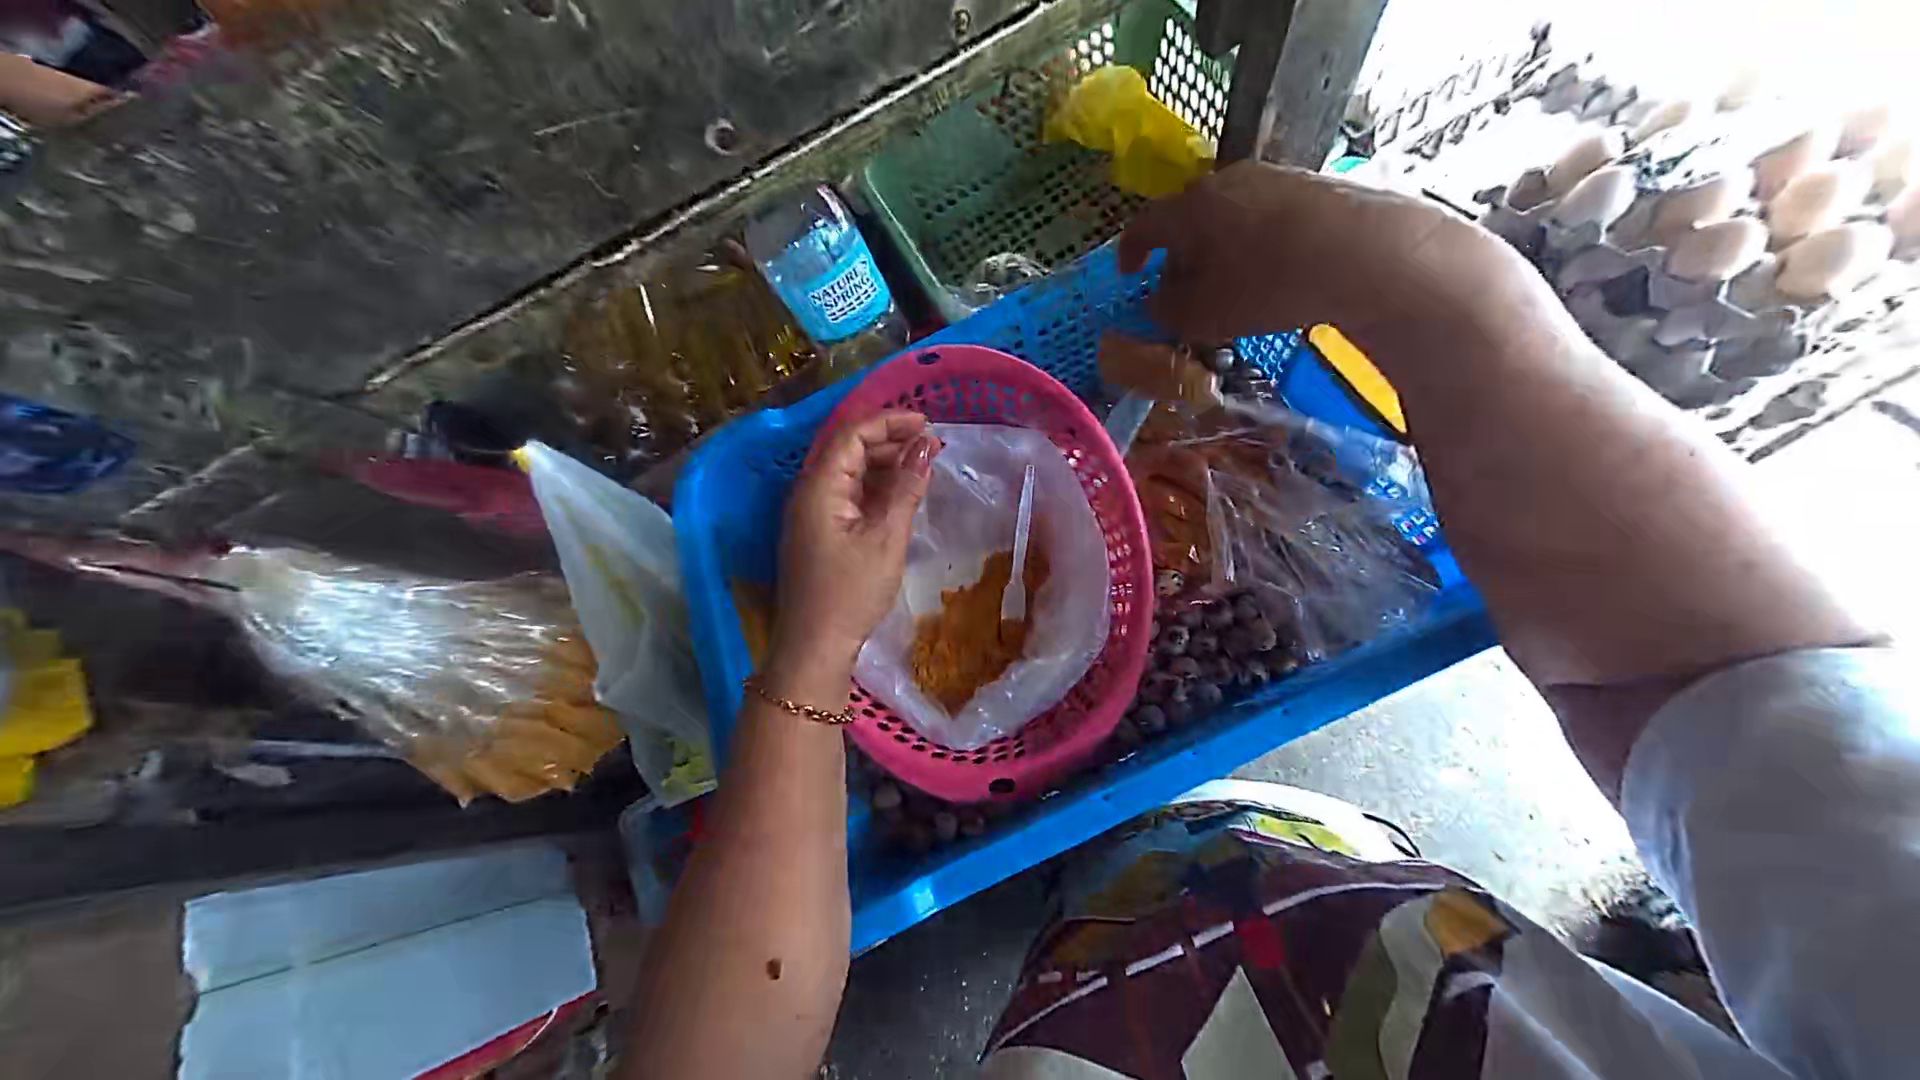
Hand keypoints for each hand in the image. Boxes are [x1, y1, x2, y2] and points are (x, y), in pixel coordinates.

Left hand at [768, 411, 940, 682]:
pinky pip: (849, 496)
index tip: (927, 423)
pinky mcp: (820, 532)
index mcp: (818, 487)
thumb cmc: (850, 593)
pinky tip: (902, 494)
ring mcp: (812, 513)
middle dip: (890, 441)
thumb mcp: (886, 539)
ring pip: (850, 473)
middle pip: (848, 450)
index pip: (852, 435)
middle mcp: (809, 492)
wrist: (814, 647)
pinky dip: (876, 489)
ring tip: (924, 466)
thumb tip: (925, 448)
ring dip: (885, 464)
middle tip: (931, 445)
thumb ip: (905, 489)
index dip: (889, 422)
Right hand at [1117, 161, 1545, 358]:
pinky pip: (1262, 218)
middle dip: (1177, 257)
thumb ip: (1167, 309)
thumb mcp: (1201, 314)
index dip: (1130, 251)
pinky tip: (1268, 275)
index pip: (1144, 225)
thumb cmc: (1265, 286)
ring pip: (1226, 218)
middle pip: (1187, 219)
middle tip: (1179, 291)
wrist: (1365, 254)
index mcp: (1191, 208)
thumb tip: (1158, 300)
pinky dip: (1250, 246)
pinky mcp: (1311, 188)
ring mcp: (1273, 179)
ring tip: (1226, 288)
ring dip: (1216, 252)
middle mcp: (1227, 182)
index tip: (1127, 273)